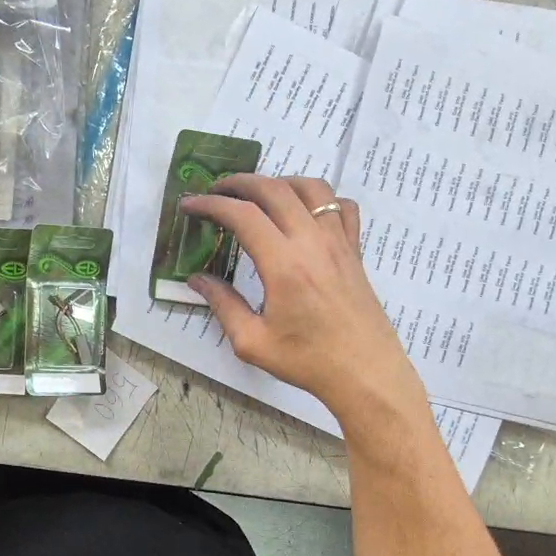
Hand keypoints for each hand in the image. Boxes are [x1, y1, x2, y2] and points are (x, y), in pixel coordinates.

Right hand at [181, 175, 429, 437]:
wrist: (364, 372)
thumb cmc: (306, 361)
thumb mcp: (251, 342)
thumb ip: (223, 304)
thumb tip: (197, 280)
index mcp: (284, 265)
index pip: (243, 216)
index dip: (212, 204)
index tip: (190, 205)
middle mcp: (313, 243)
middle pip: (275, 190)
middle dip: (240, 183)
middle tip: (216, 192)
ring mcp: (338, 242)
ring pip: (311, 188)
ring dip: (279, 182)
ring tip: (258, 195)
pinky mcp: (354, 250)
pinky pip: (341, 207)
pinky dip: (319, 198)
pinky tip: (304, 213)